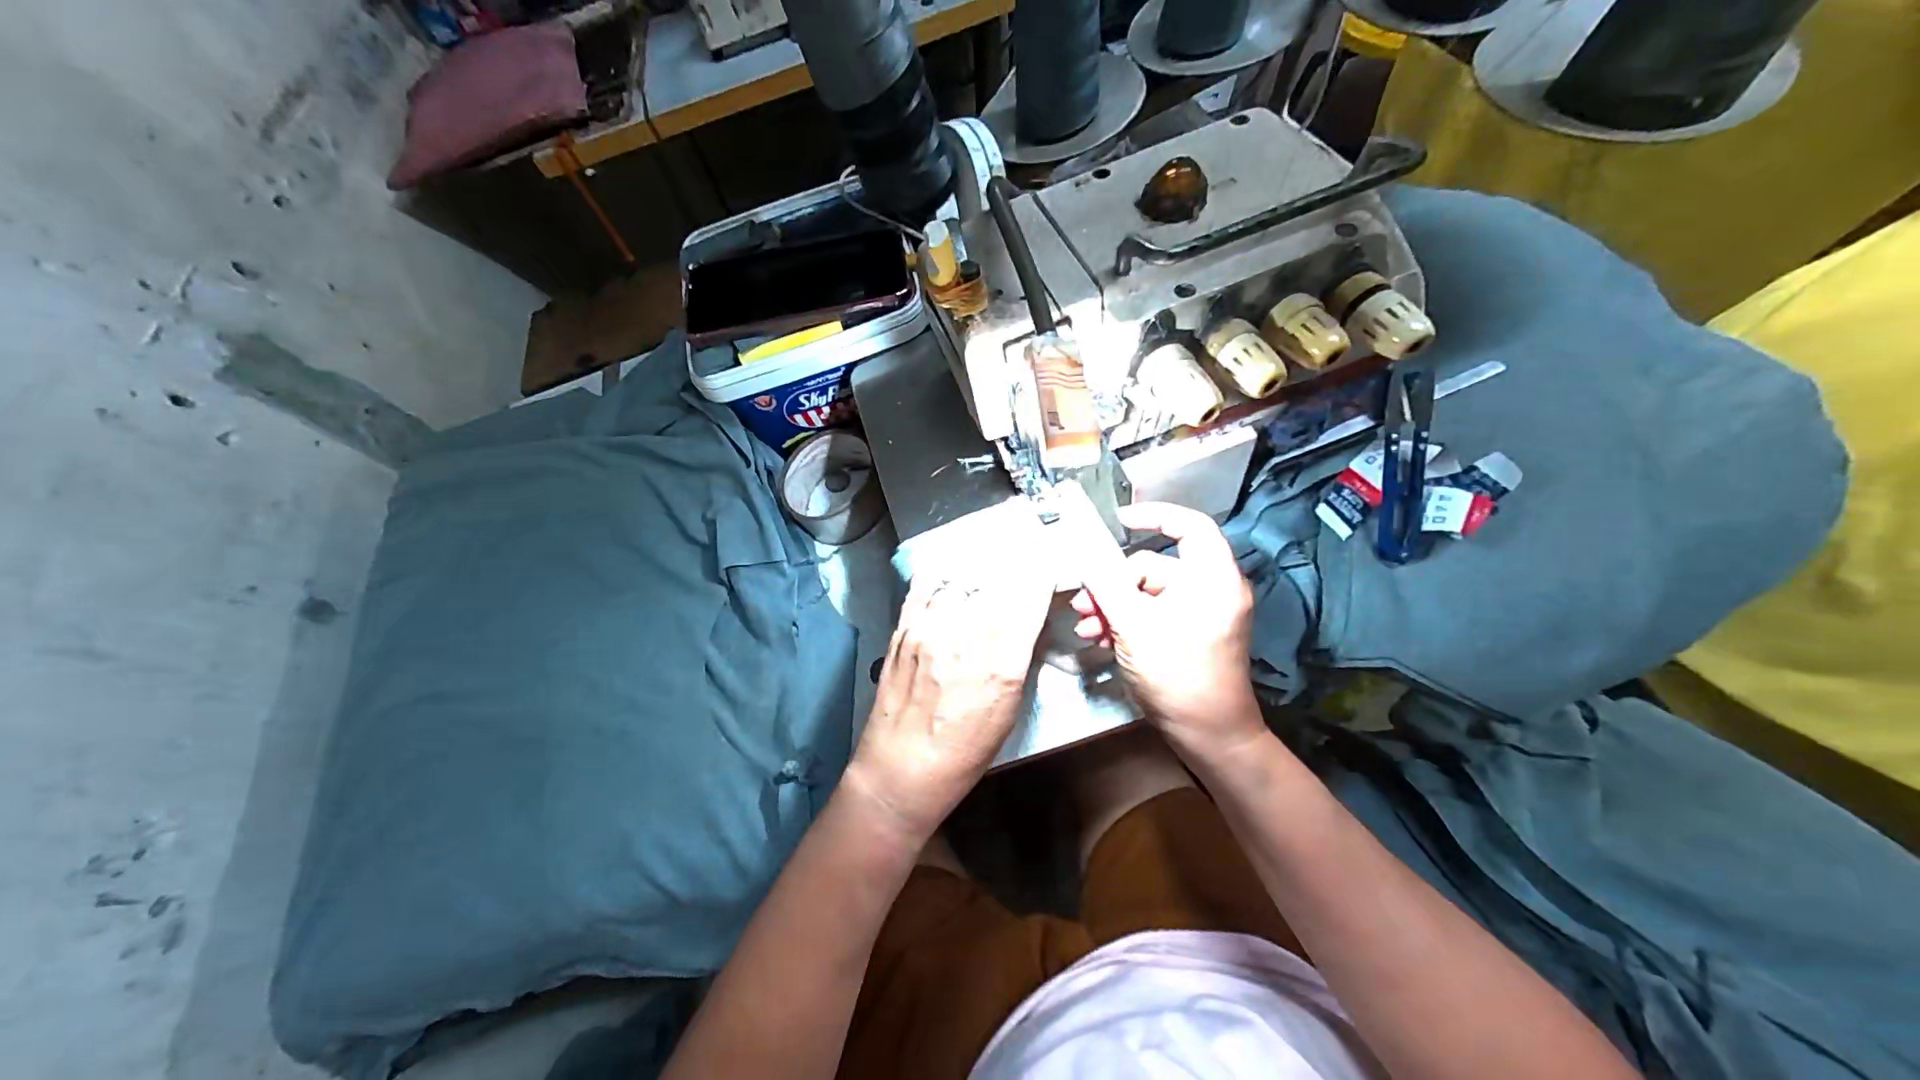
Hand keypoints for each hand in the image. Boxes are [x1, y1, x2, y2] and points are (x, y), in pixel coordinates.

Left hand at [841, 561, 1052, 845]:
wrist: (902, 768)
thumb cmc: (965, 750)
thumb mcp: (1010, 708)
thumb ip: (1020, 657)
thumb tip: (1029, 619)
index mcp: (1001, 665)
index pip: (1029, 597)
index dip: (1041, 574)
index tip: (1046, 566)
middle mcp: (965, 639)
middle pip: (997, 578)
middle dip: (1014, 566)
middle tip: (1022, 557)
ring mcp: (929, 630)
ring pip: (961, 575)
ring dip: (980, 568)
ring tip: (988, 564)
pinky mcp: (903, 629)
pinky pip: (924, 585)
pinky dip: (942, 573)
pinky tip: (952, 570)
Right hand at [1070, 502, 1266, 761]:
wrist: (1209, 736)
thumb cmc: (1178, 677)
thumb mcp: (1134, 626)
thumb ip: (1106, 583)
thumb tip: (1084, 550)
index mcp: (1213, 578)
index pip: (1190, 525)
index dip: (1154, 515)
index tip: (1119, 520)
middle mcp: (1212, 589)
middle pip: (1155, 565)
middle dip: (1113, 582)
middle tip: (1083, 603)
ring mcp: (1202, 614)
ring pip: (1147, 593)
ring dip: (1112, 606)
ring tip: (1087, 627)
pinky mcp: (1191, 636)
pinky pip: (1154, 614)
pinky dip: (1127, 622)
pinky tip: (1100, 639)